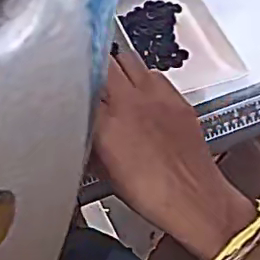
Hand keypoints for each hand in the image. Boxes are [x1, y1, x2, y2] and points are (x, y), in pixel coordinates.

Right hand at [92, 45, 255, 259]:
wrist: (192, 198)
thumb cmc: (151, 194)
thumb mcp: (105, 171)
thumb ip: (90, 140)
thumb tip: (84, 127)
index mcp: (106, 122)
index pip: (82, 82)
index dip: (73, 80)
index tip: (68, 83)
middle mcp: (132, 102)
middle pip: (106, 61)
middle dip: (95, 67)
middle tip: (90, 79)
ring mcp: (158, 96)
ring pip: (131, 62)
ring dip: (120, 70)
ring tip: (116, 86)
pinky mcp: (178, 100)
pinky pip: (155, 77)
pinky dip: (144, 81)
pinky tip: (142, 99)